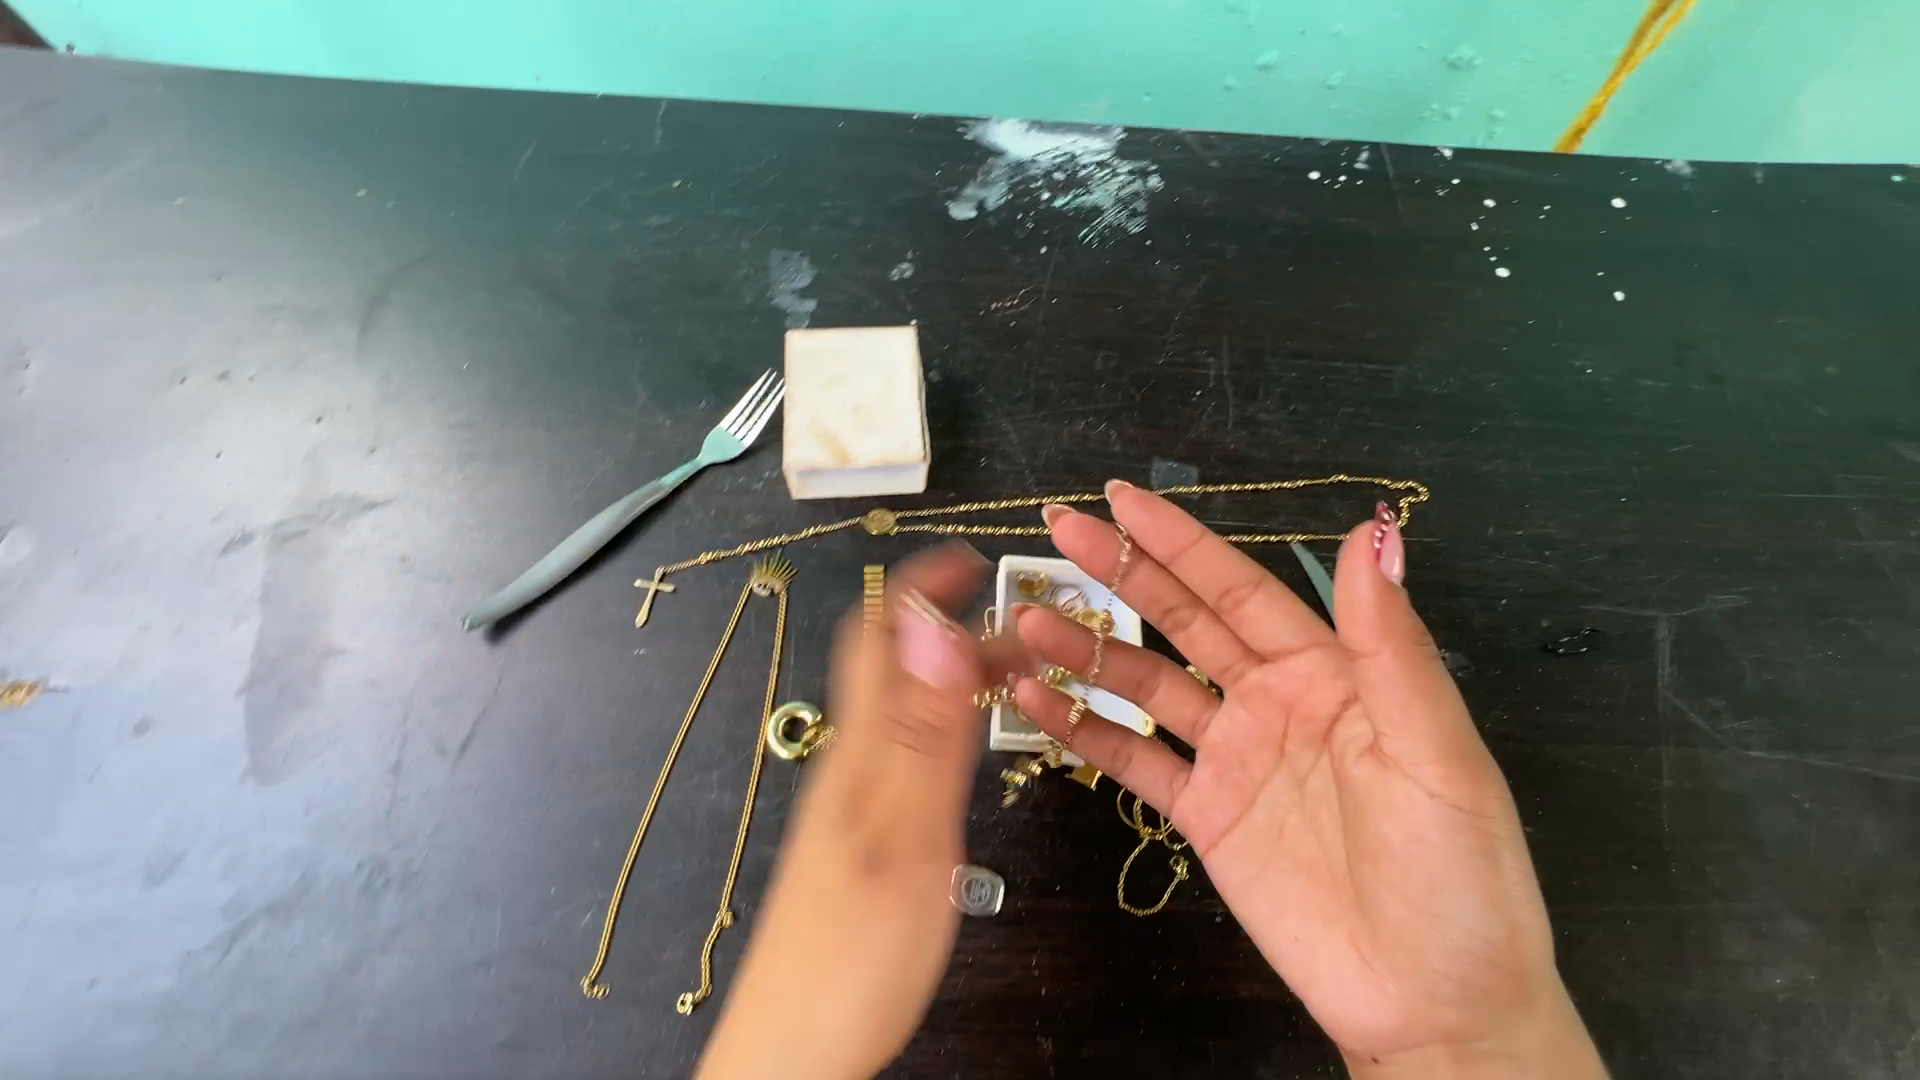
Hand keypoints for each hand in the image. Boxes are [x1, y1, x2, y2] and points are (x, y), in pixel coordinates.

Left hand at [696, 545, 1011, 1079]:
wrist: (793, 1048)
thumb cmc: (849, 955)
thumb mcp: (902, 835)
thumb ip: (922, 733)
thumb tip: (932, 624)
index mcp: (864, 747)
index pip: (881, 633)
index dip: (922, 586)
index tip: (968, 559)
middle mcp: (855, 757)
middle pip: (897, 664)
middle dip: (954, 625)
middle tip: (1018, 625)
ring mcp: (857, 793)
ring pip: (906, 705)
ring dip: (954, 671)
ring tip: (1012, 672)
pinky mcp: (867, 828)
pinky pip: (909, 748)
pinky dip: (948, 722)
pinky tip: (969, 745)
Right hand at [1010, 482, 1605, 1078]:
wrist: (1431, 1006)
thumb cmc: (1455, 877)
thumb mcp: (1436, 757)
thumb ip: (1391, 648)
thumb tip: (1368, 534)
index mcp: (1326, 671)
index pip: (1238, 588)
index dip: (1179, 541)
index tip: (1122, 500)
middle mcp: (1269, 698)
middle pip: (1179, 620)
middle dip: (1120, 572)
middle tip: (1059, 530)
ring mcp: (1229, 755)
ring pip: (1143, 682)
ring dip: (1088, 649)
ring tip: (1029, 621)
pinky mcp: (1201, 812)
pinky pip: (1131, 758)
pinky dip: (1082, 729)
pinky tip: (1038, 701)